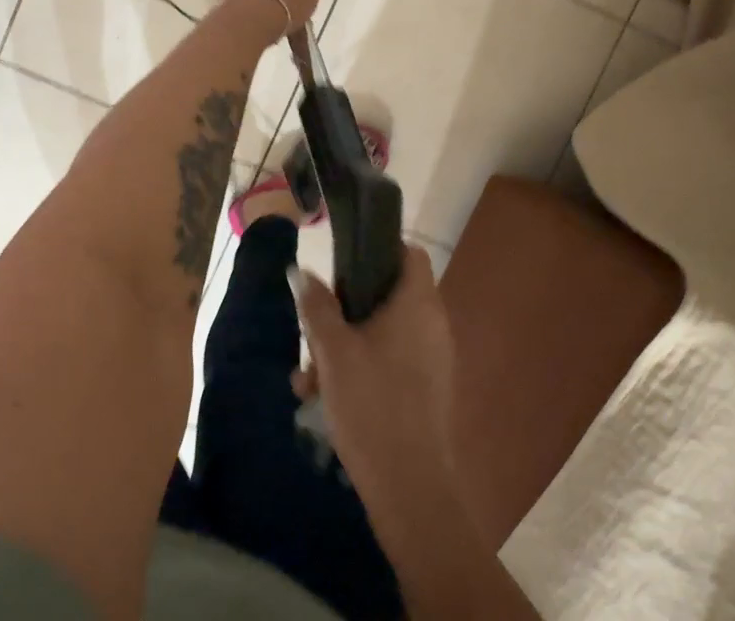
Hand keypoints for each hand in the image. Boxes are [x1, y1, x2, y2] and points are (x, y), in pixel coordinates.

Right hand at [293, 246, 456, 492]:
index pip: (408, 253)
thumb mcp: (333, 352)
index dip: (376, 249)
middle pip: (386, 295)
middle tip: (311, 332)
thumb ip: (316, 306)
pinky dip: (359, 368)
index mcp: (417, 305)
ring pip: (382, 332)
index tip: (340, 265)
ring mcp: (432, 358)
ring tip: (308, 378)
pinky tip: (324, 398)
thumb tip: (301, 271)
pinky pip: (390, 360)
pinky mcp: (426, 388)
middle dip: (343, 311)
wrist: (408, 485)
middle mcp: (432, 325)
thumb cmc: (371, 404)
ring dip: (343, 346)